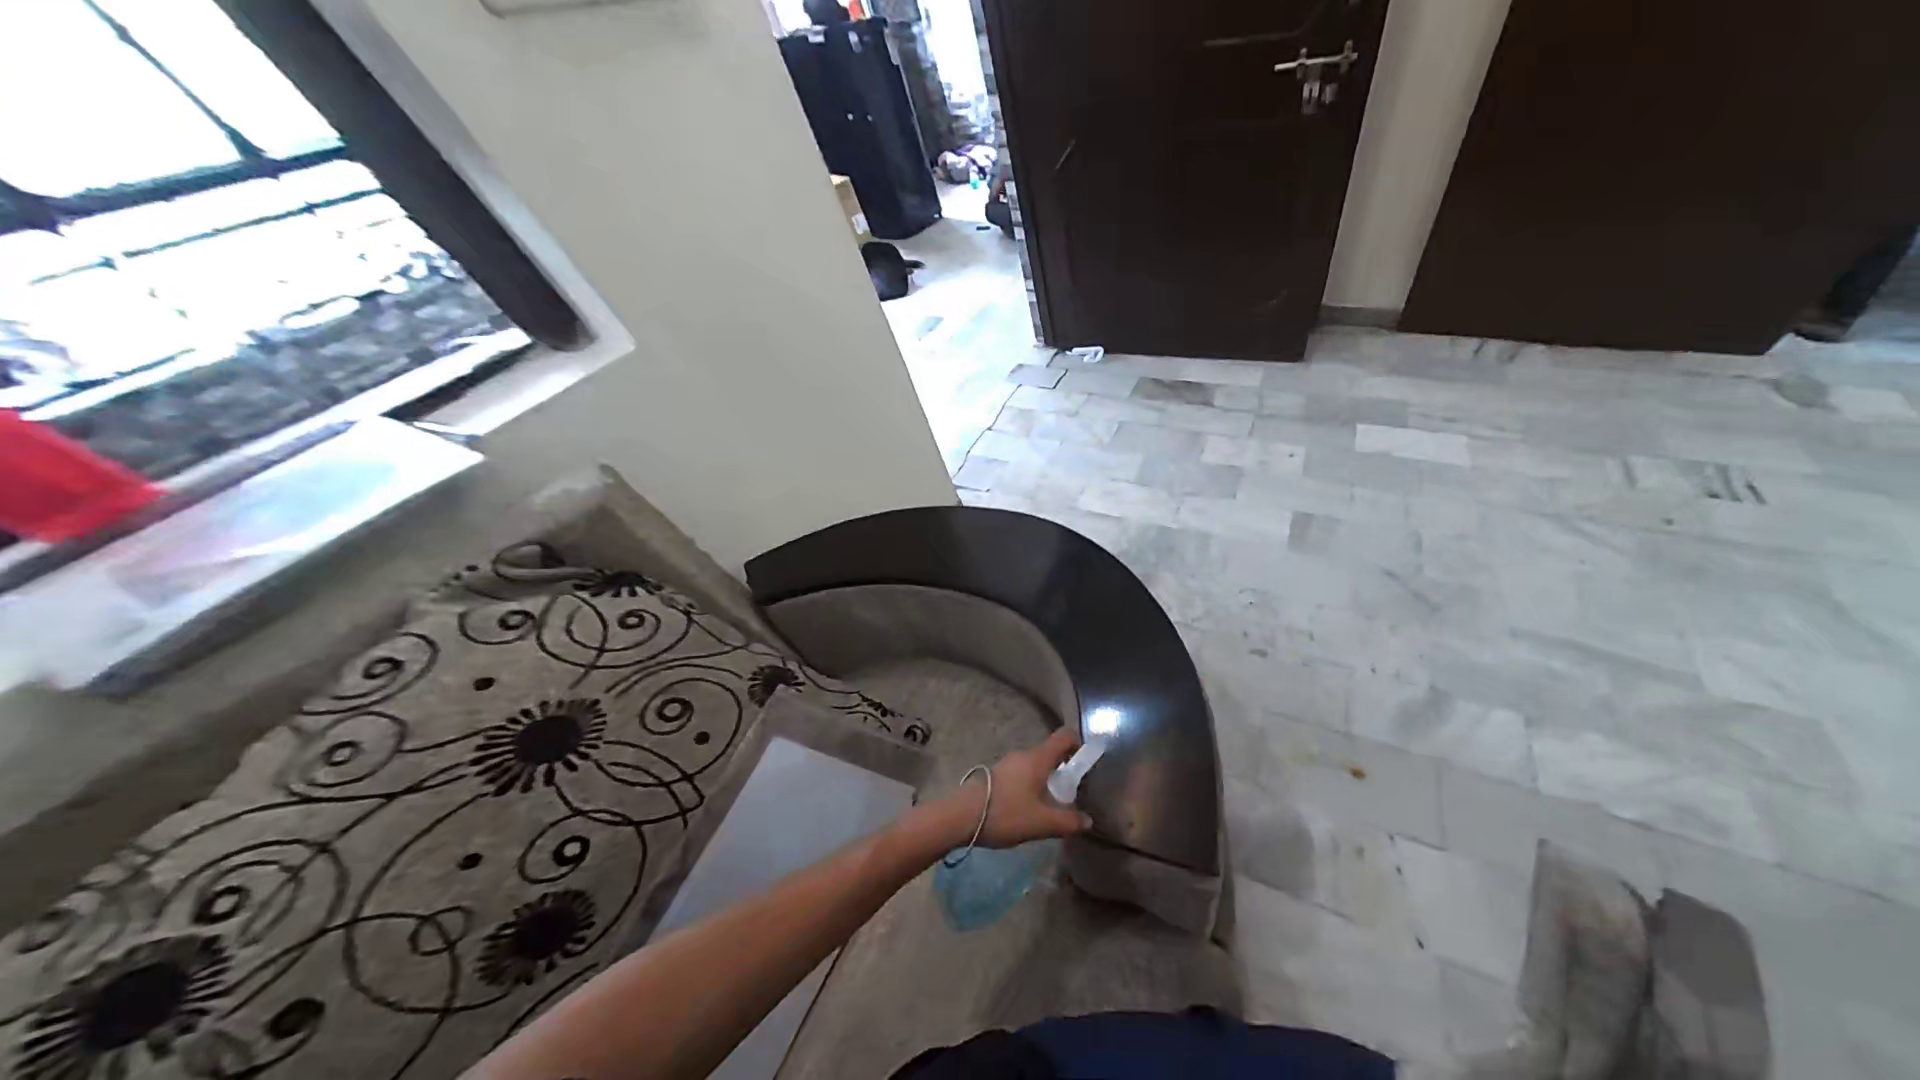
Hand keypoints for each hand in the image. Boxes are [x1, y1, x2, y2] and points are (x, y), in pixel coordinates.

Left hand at [953, 729, 1092, 848]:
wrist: (960, 817)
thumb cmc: (1006, 813)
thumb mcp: (1042, 823)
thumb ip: (1069, 821)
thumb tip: (1088, 820)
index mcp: (1037, 758)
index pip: (1064, 736)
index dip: (1079, 744)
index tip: (1087, 763)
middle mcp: (1023, 755)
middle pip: (1050, 754)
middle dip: (1064, 770)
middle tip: (1072, 795)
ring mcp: (1006, 764)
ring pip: (1034, 767)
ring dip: (1046, 781)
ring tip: (1051, 807)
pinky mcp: (995, 776)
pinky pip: (1021, 776)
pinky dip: (1031, 787)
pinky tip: (1028, 811)